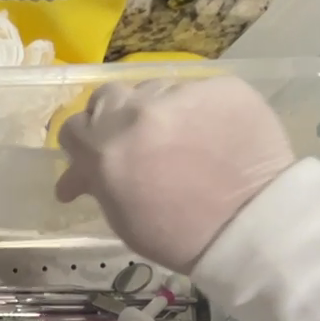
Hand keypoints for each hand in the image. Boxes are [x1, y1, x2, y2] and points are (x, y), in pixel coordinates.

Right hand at [55, 76, 296, 272]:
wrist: (246, 222)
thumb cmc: (172, 234)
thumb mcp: (119, 216)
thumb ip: (97, 181)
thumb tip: (82, 172)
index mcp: (105, 149)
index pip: (73, 127)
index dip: (80, 145)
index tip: (90, 159)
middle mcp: (137, 112)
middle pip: (108, 97)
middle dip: (111, 119)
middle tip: (127, 142)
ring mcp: (181, 94)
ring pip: (152, 91)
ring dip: (153, 112)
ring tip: (172, 139)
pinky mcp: (220, 86)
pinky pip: (194, 92)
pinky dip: (192, 112)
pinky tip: (205, 137)